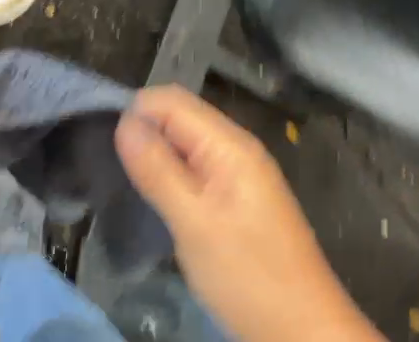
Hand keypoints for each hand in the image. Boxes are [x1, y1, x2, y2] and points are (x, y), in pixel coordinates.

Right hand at [115, 87, 382, 341]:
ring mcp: (238, 174)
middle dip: (142, 134)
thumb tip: (122, 121)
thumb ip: (157, 168)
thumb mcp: (194, 223)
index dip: (135, 115)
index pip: (167, 100)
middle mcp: (235, 149)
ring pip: (182, 143)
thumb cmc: (250, 277)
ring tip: (134, 187)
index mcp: (229, 145)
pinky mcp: (235, 198)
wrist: (306, 336)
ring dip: (154, 156)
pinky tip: (160, 203)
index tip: (112, 150)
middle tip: (120, 171)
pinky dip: (170, 175)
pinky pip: (193, 167)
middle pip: (175, 116)